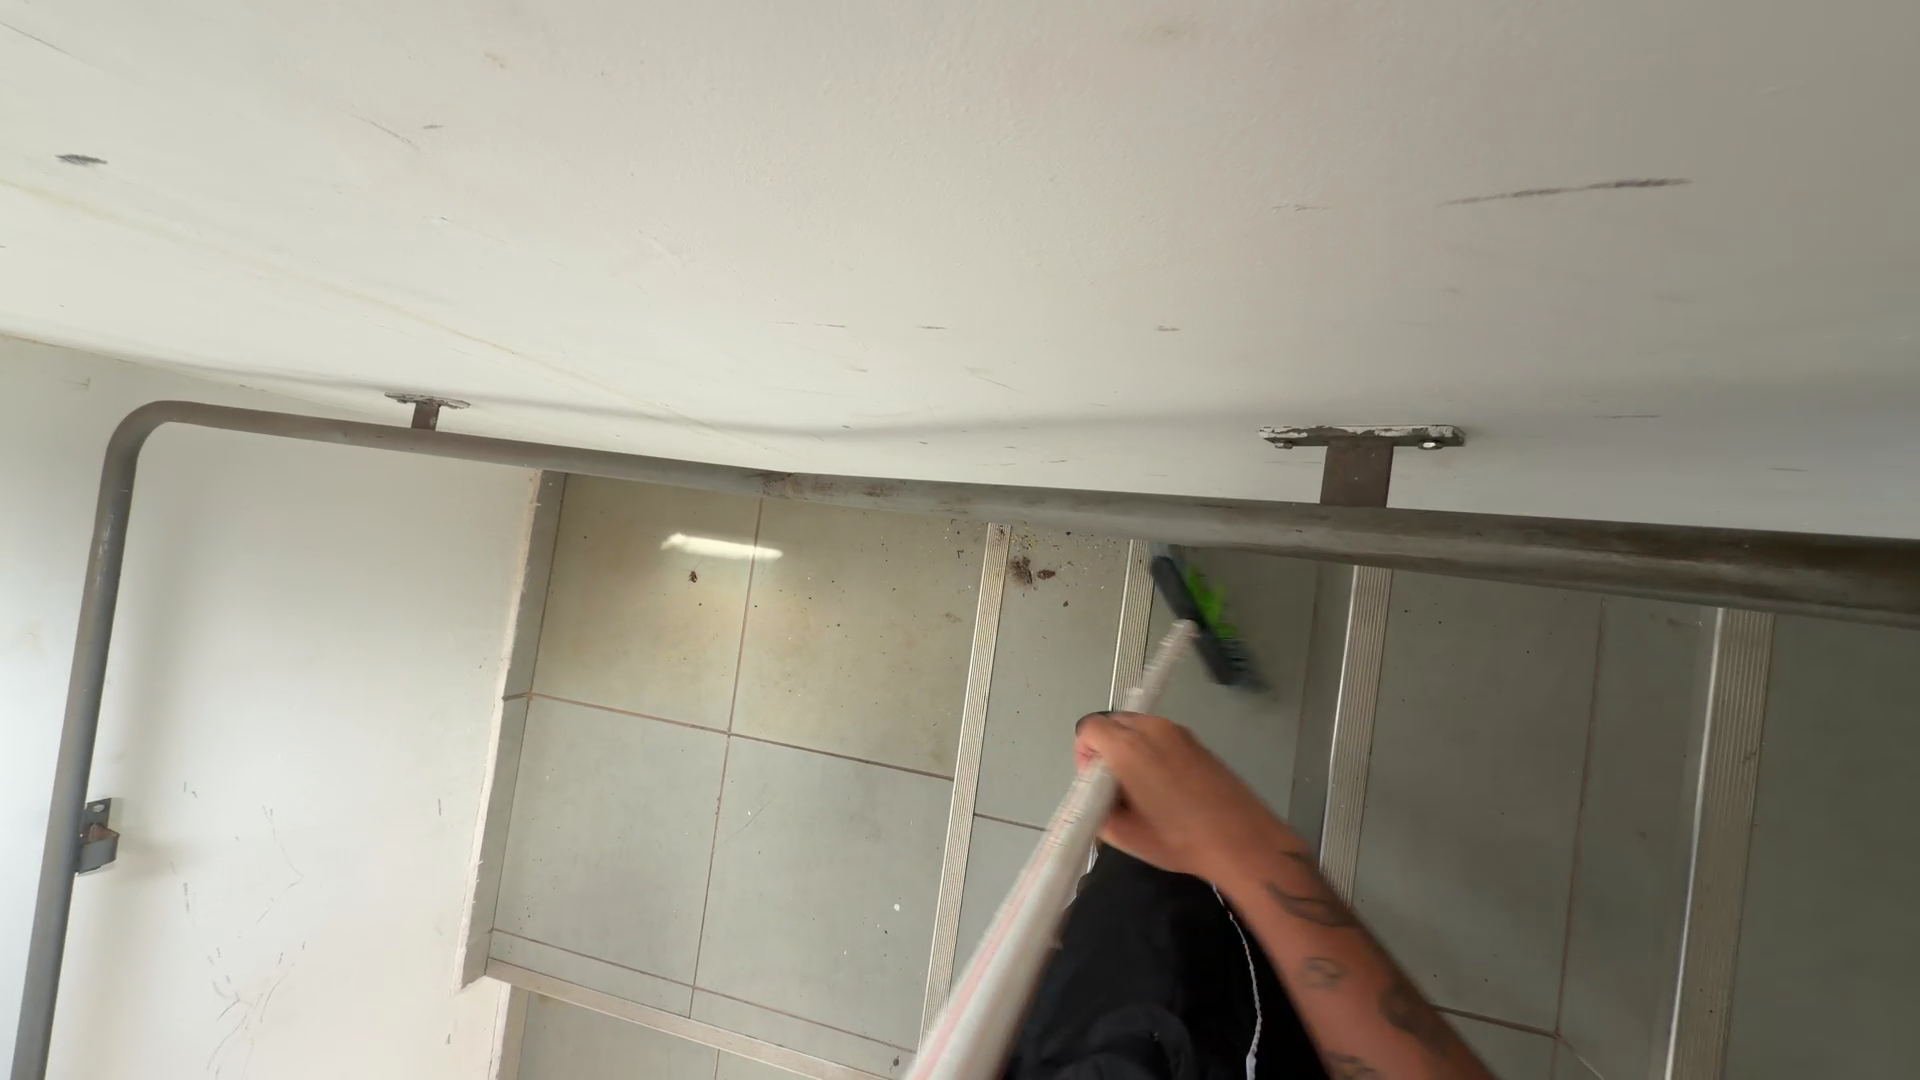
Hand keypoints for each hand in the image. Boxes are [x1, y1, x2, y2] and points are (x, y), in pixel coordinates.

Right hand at [1074, 711, 1299, 884]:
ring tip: (1141, 785)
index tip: (1095, 783)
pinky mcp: (1195, 739)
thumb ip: (1096, 811)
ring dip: (1128, 747)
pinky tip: (1165, 783)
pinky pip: (1159, 733)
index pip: (1088, 728)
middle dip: (1104, 749)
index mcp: (1127, 747)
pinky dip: (1150, 748)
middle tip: (1114, 786)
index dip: (1083, 754)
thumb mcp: (1125, 835)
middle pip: (1110, 722)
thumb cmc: (1178, 839)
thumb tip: (1095, 800)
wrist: (1241, 840)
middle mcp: (1149, 728)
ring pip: (1135, 725)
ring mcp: (1176, 730)